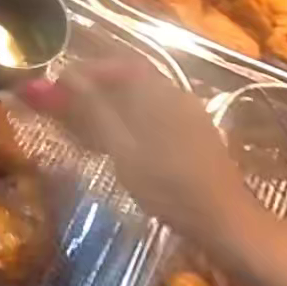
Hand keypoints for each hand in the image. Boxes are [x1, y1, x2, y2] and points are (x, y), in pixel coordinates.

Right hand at [20, 57, 260, 243]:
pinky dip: (129, 115)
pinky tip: (119, 139)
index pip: (114, 64)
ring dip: (110, 101)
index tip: (59, 84)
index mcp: (154, 90)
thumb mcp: (123, 149)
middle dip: (95, 85)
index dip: (84, 70)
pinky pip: (153, 110)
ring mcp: (186, 109)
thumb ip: (94, 109)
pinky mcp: (193, 130)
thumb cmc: (169, 186)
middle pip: (127, 76)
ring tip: (86, 123)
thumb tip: (67, 75)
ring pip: (140, 94)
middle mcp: (172, 90)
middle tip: (67, 103)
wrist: (227, 221)